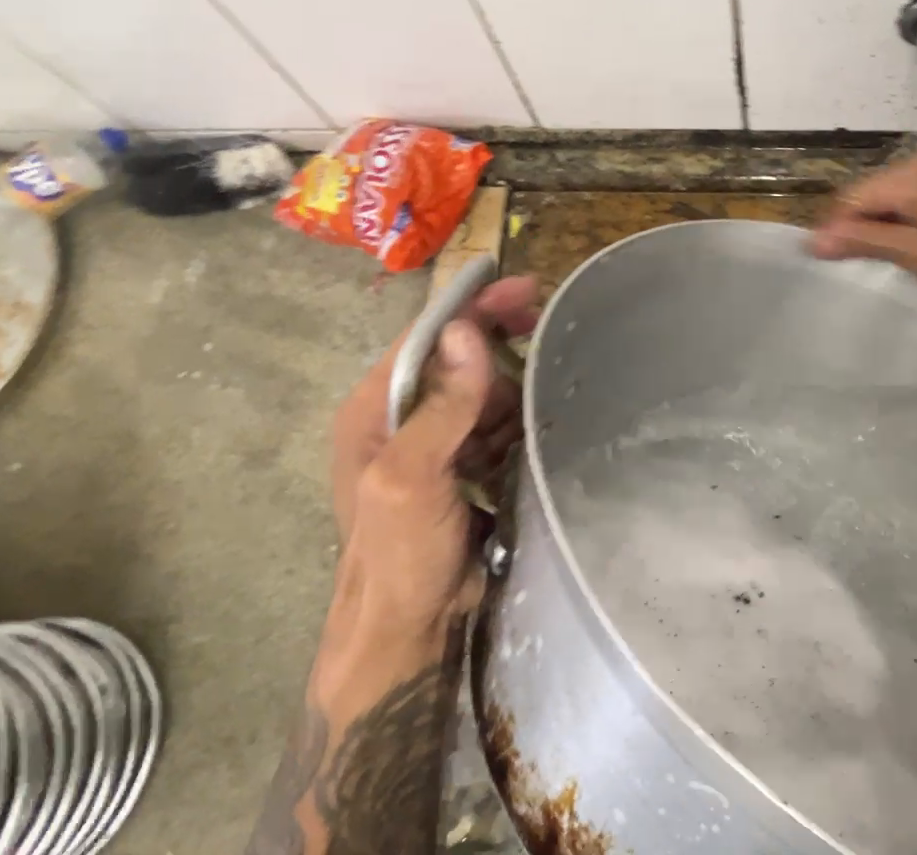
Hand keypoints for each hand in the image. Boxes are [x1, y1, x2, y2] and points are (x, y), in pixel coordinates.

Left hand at [328, 276, 538, 608]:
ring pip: (480, 396)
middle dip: (499, 354)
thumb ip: (442, 405)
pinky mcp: (457, 471)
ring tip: (525, 425)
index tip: (525, 289)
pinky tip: (523, 445)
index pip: (427, 338)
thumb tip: (466, 333)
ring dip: (509, 399)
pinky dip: (511, 429)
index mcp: (373, 409)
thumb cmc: (399, 554)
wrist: (407, 627)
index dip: (474, 309)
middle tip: (543, 342)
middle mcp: (397, 419)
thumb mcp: (413, 476)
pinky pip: (491, 430)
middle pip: (457, 362)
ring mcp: (429, 447)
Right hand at [809, 148, 916, 293]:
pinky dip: (907, 209)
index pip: (853, 196)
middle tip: (859, 259)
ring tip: (889, 251)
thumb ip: (864, 241)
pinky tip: (915, 235)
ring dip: (884, 217)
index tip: (828, 256)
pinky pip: (916, 187)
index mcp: (912, 175)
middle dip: (861, 222)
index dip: (836, 226)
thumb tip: (813, 241)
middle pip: (872, 189)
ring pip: (893, 188)